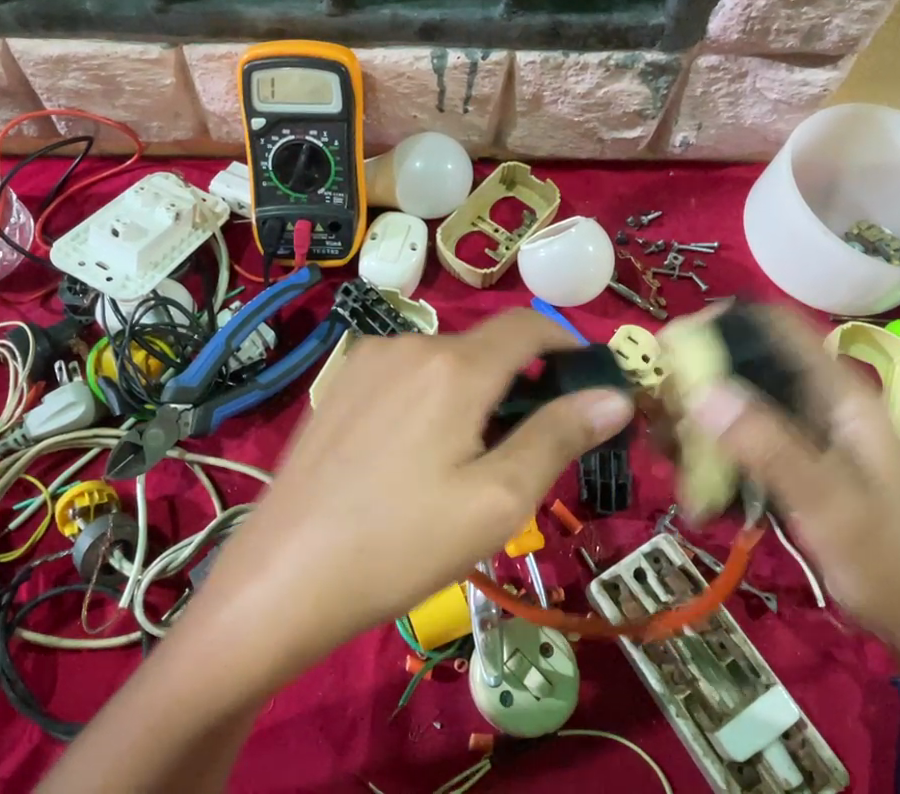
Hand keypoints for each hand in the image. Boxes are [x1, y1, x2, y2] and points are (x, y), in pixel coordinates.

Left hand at [198, 309, 633, 658]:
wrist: (285, 574)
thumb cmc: (402, 543)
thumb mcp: (498, 501)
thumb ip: (558, 437)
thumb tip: (614, 396)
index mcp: (454, 366)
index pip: (529, 325)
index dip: (569, 344)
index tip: (591, 383)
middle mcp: (408, 345)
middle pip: (485, 348)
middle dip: (521, 384)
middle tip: (532, 450)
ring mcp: (364, 363)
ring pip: (443, 364)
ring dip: (474, 395)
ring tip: (470, 465)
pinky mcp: (337, 387)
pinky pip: (404, 379)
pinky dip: (432, 401)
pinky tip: (416, 459)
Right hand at [683, 308, 899, 650]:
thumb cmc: (899, 567)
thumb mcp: (831, 507)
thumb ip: (769, 448)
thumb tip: (701, 390)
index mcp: (839, 397)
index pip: (777, 327)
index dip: (722, 323)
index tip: (668, 346)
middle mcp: (819, 408)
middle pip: (746, 369)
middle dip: (695, 385)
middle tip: (655, 418)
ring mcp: (807, 443)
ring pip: (738, 413)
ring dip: (697, 431)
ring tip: (666, 462)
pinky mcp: (796, 475)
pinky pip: (742, 453)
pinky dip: (713, 465)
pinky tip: (693, 495)